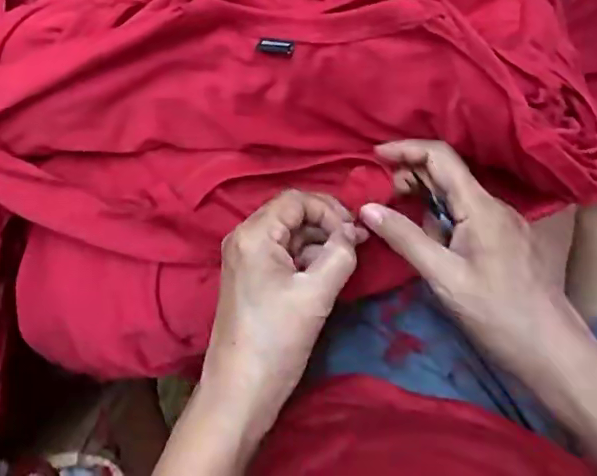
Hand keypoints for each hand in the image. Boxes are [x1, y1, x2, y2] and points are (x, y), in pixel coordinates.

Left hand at [203, 190, 366, 415]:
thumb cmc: (276, 340)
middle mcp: (244, 237)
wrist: (239, 395)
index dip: (329, 209)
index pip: (296, 200)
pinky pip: (283, 254)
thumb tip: (352, 233)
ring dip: (319, 241)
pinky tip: (327, 272)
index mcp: (253, 233)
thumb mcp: (316, 294)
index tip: (354, 232)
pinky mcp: (251, 278)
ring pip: (290, 234)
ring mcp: (245, 258)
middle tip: (357, 242)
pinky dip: (307, 258)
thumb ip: (339, 255)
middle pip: (292, 214)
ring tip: (348, 257)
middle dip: (326, 223)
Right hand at [359, 141, 585, 377]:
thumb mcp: (444, 278)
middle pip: (446, 173)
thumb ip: (406, 239)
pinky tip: (435, 246)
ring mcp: (504, 222)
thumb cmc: (499, 315)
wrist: (556, 354)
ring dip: (426, 202)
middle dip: (411, 177)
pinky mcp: (507, 240)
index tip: (376, 156)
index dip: (406, 149)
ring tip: (405, 230)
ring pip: (456, 196)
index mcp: (480, 205)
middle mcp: (494, 204)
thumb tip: (367, 208)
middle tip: (381, 199)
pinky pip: (468, 215)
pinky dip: (444, 219)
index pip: (439, 155)